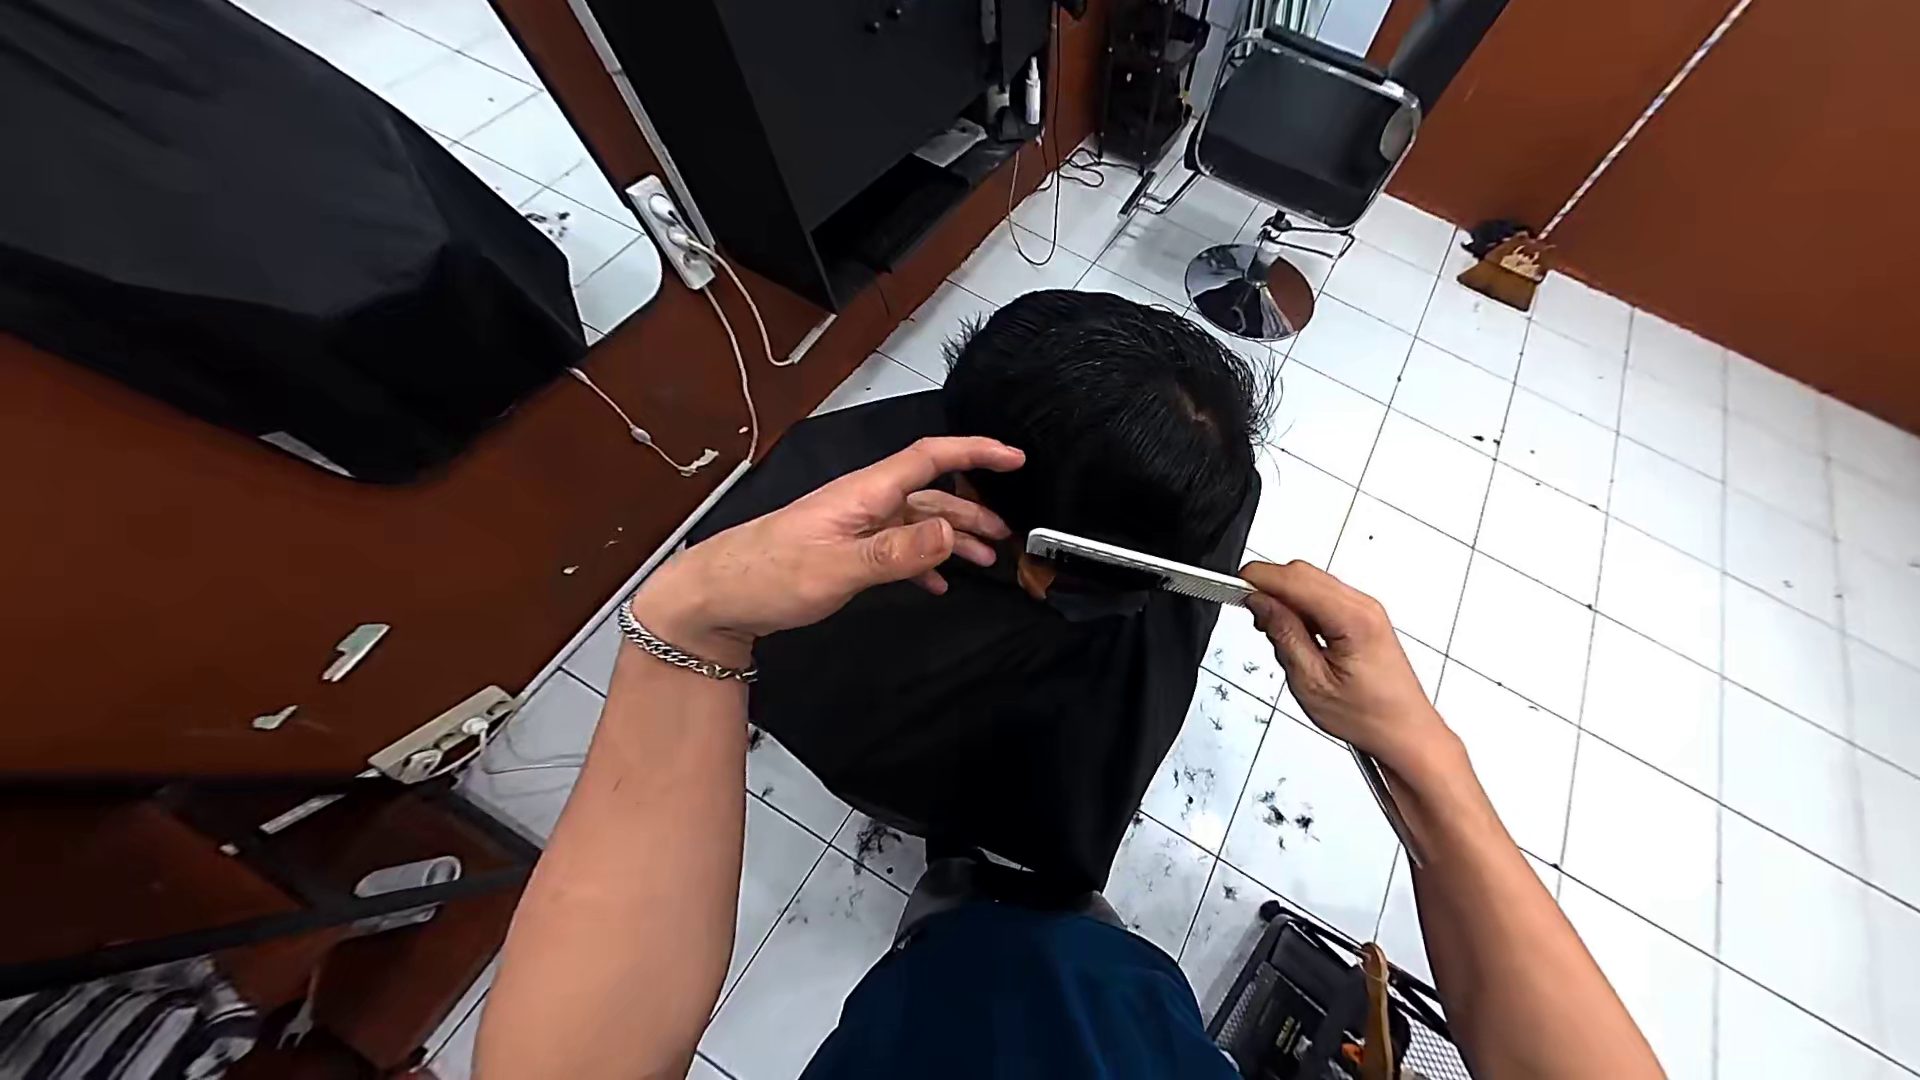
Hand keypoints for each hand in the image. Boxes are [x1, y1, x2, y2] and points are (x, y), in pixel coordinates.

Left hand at [631, 437, 1024, 665]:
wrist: (717, 596)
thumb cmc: (768, 576)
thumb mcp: (836, 567)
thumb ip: (895, 551)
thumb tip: (949, 531)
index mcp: (865, 493)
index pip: (929, 457)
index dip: (975, 451)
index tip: (1013, 457)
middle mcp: (865, 502)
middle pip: (931, 493)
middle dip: (972, 508)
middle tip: (1005, 533)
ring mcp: (856, 526)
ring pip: (917, 522)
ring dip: (952, 537)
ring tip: (983, 558)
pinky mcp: (847, 549)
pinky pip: (897, 548)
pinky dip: (922, 562)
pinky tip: (935, 582)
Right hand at [1241, 561, 1456, 777]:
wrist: (1405, 734)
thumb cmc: (1368, 716)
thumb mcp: (1310, 681)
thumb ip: (1282, 634)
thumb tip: (1259, 601)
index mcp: (1352, 619)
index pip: (1293, 578)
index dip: (1257, 579)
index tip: (1232, 590)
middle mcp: (1363, 606)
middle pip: (1300, 572)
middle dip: (1267, 586)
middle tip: (1251, 614)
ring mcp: (1365, 609)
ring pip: (1309, 580)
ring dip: (1282, 596)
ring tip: (1271, 628)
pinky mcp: (1362, 615)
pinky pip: (1320, 593)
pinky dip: (1297, 603)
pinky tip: (1291, 629)